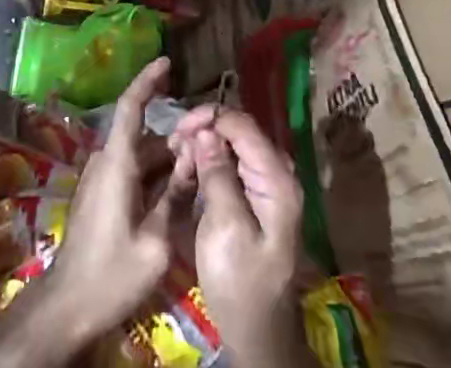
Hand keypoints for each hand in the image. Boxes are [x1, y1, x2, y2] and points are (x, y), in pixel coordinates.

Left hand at [35, 57, 192, 350]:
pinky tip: (186, 181)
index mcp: (116, 164)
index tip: (167, 61)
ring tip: (208, 156)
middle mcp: (107, 162)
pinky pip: (135, 170)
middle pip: (146, 134)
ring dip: (172, 154)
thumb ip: (176, 193)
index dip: (147, 80)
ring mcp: (103, 178)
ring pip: (143, 154)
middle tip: (215, 128)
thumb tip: (196, 155)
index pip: (131, 107)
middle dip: (179, 129)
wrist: (69, 303)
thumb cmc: (112, 273)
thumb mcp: (156, 239)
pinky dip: (160, 171)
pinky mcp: (104, 194)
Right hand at [172, 106, 309, 365]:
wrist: (258, 332)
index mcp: (278, 180)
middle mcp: (278, 175)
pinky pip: (232, 166)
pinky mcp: (256, 199)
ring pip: (233, 147)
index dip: (209, 118)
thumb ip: (217, 175)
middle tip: (173, 145)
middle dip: (204, 130)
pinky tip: (189, 172)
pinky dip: (209, 162)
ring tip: (176, 157)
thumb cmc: (241, 283)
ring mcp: (268, 187)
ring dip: (203, 146)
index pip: (243, 125)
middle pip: (239, 132)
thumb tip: (204, 131)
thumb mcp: (225, 228)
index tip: (176, 129)